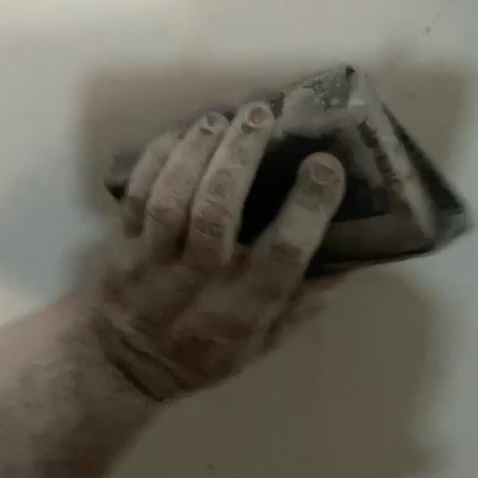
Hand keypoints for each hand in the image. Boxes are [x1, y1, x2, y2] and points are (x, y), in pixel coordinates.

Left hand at [92, 105, 346, 401]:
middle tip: (261, 114)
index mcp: (244, 309)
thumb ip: (304, 302)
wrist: (124, 363)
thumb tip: (354, 256)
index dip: (307, 208)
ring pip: (173, 198)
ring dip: (197, 151)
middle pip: (217, 212)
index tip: (324, 164)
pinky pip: (138, 194)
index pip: (282, 256)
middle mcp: (199, 283)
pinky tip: (182, 132)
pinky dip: (158, 158)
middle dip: (240, 158)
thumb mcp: (264, 342)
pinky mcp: (123, 242)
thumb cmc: (204, 351)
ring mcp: (154, 261)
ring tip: (222, 117)